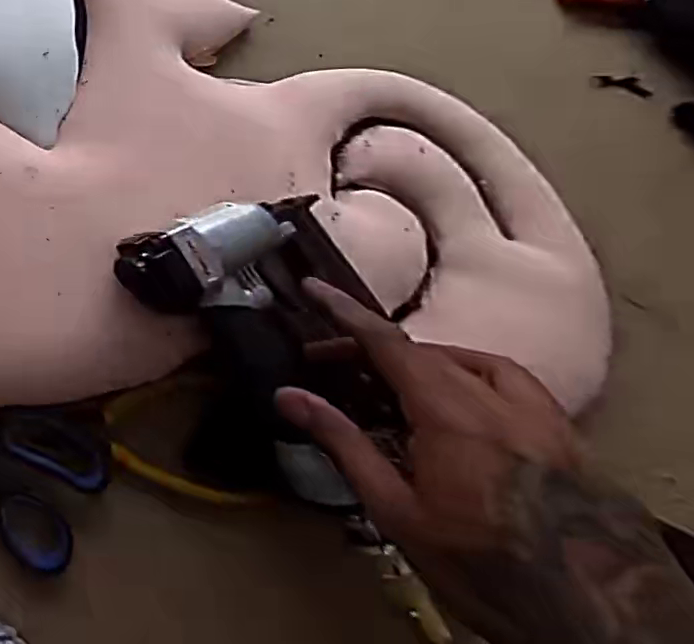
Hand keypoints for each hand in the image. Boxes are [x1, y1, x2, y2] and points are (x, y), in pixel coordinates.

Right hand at [278, 279, 693, 643]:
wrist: (609, 632)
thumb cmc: (490, 572)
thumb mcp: (398, 512)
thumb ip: (344, 444)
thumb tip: (288, 395)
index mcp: (456, 421)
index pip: (391, 346)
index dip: (347, 313)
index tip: (315, 288)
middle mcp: (508, 413)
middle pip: (431, 354)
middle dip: (376, 348)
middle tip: (334, 362)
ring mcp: (553, 432)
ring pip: (487, 366)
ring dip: (434, 358)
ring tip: (401, 377)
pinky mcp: (579, 454)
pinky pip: (525, 393)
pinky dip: (481, 380)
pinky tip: (467, 409)